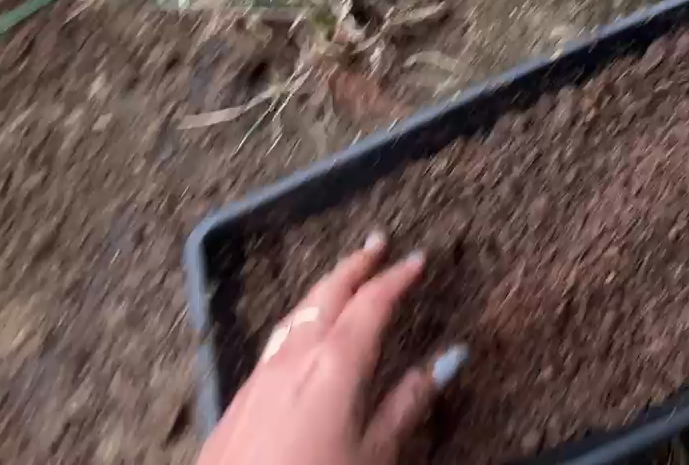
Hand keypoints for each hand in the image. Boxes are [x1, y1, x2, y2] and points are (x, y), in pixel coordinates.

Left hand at [197, 235, 465, 464]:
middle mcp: (297, 357)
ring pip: (297, 315)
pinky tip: (303, 337)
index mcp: (337, 361)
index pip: (374, 301)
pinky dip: (300, 322)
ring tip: (342, 280)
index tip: (418, 259)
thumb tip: (451, 357)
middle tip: (377, 243)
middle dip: (356, 265)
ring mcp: (261, 378)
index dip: (398, 276)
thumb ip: (410, 400)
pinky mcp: (237, 403)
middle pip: (328, 294)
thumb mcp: (376, 452)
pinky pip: (276, 343)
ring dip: (325, 290)